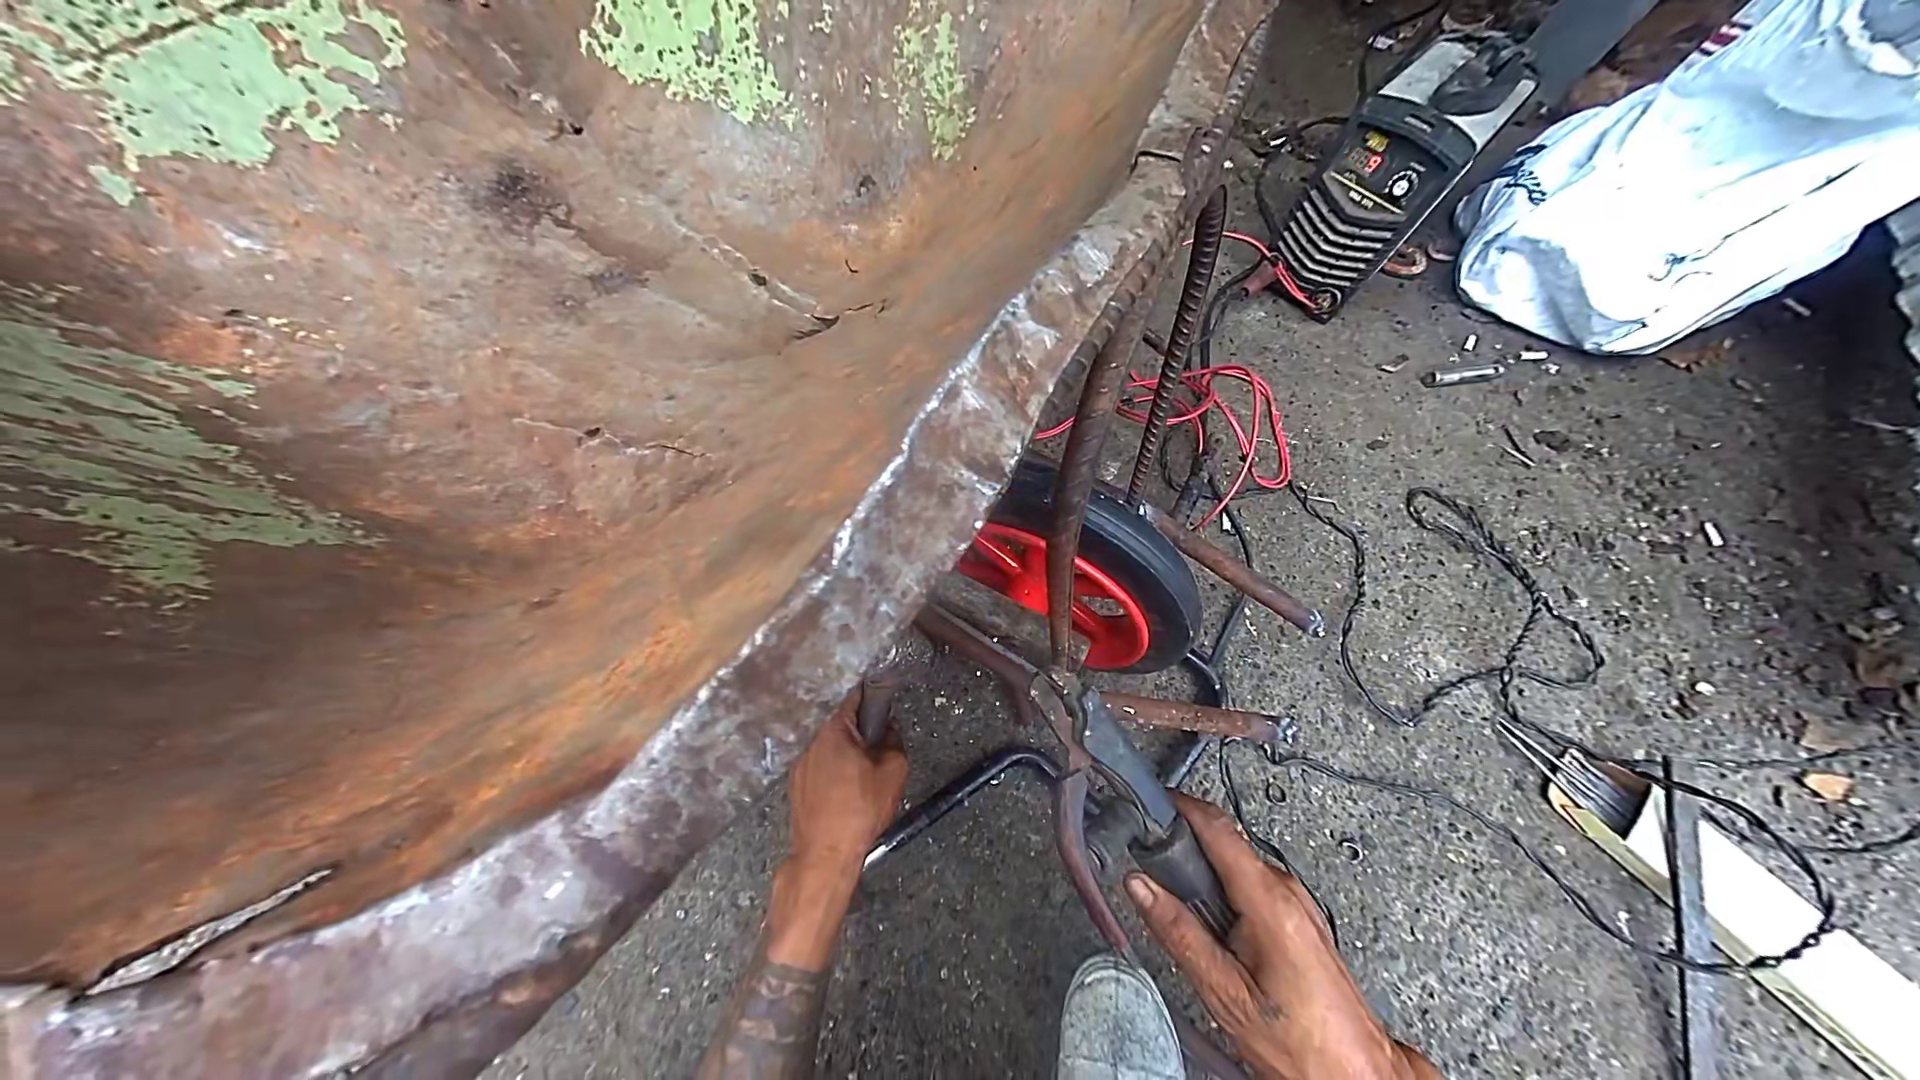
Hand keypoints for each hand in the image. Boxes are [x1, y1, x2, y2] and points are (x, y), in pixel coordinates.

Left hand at [787, 690, 909, 874]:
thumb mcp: (893, 772)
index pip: (854, 700)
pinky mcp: (795, 785)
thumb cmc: (859, 811)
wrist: (825, 854)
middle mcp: (811, 742)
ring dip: (845, 753)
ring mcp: (799, 764)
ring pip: (828, 747)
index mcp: (833, 732)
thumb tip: (888, 732)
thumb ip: (894, 742)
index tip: (884, 701)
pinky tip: (845, 791)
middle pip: (840, 725)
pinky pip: (818, 767)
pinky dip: (832, 771)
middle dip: (861, 732)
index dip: (872, 698)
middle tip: (879, 748)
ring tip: (862, 776)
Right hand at [1125, 793, 1441, 1079]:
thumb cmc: (1303, 1045)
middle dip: (1183, 849)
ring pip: (1234, 864)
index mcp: (1269, 900)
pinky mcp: (1298, 914)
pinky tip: (1217, 929)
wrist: (1357, 1075)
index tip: (1150, 804)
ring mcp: (1296, 900)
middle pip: (1222, 842)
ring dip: (1202, 876)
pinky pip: (1250, 883)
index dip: (1178, 805)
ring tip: (1185, 913)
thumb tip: (1140, 887)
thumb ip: (1177, 931)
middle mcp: (1287, 890)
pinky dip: (1223, 892)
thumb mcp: (1224, 992)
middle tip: (1153, 872)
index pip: (1217, 826)